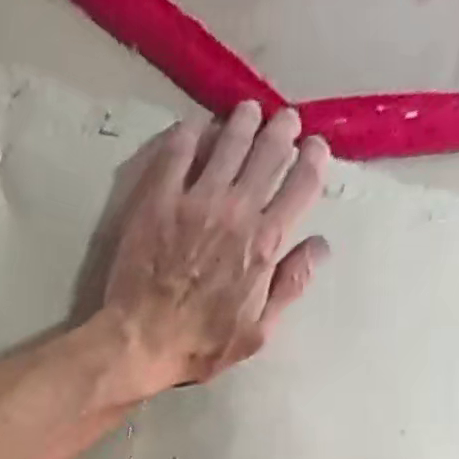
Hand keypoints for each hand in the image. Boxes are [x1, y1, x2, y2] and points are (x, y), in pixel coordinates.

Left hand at [97, 100, 331, 397]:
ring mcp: (195, 202)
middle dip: (280, 131)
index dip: (313, 159)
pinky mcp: (157, 201)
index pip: (302, 184)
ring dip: (242, 123)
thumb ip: (291, 285)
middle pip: (268, 153)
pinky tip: (195, 129)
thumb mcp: (257, 331)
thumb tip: (319, 245)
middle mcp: (237, 211)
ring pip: (228, 143)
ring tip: (246, 113)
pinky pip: (176, 153)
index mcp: (266, 242)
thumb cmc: (199, 345)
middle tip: (282, 121)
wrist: (139, 340)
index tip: (314, 147)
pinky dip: (189, 134)